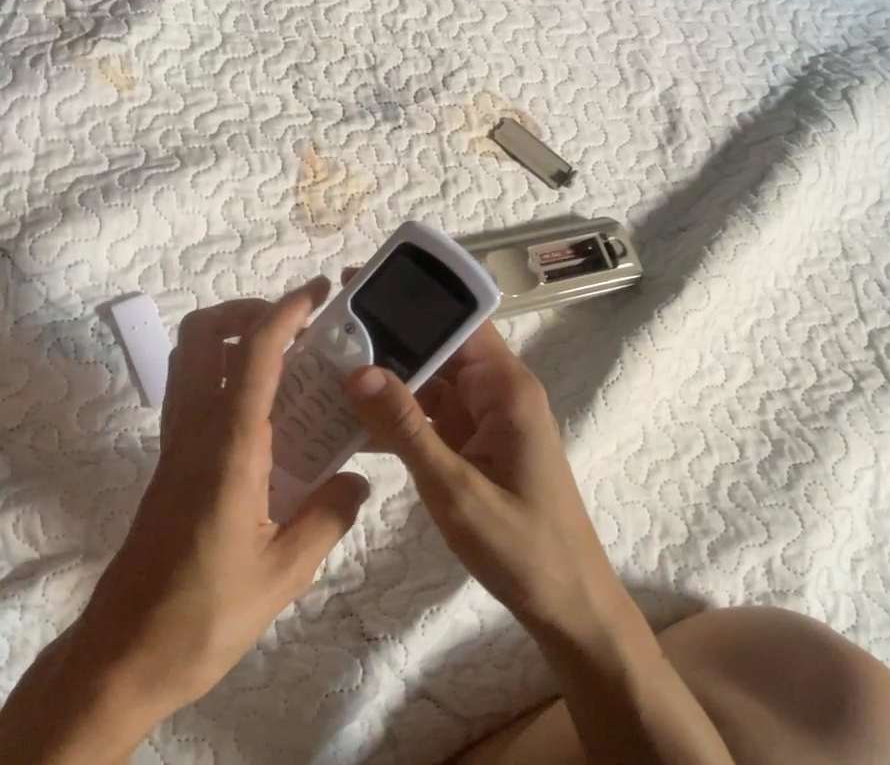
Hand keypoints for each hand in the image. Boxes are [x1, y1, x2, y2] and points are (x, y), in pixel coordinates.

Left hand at [78, 280, 369, 713]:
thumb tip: (357, 480)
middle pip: (201, 336)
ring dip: (232, 341)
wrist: (124, 652)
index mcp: (227, 448)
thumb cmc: (205, 616)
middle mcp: (193, 431)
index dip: (284, 312)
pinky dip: (224, 377)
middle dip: (247, 313)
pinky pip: (193, 395)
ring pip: (189, 360)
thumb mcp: (283, 573)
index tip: (317, 294)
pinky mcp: (168, 465)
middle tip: (299, 329)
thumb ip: (327, 517)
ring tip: (289, 364)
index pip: (253, 354)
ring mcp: (173, 445)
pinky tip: (266, 417)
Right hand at [343, 320, 615, 629]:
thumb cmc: (522, 546)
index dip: (410, 297)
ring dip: (382, 375)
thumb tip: (355, 369)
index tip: (356, 284)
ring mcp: (482, 418)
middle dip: (383, 335)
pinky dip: (391, 413)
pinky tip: (346, 414)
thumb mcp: (455, 487)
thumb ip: (405, 426)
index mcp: (505, 388)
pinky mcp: (471, 444)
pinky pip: (425, 413)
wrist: (567, 606)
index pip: (457, 321)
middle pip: (435, 346)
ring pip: (425, 379)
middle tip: (323, 326)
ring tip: (323, 362)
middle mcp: (495, 392)